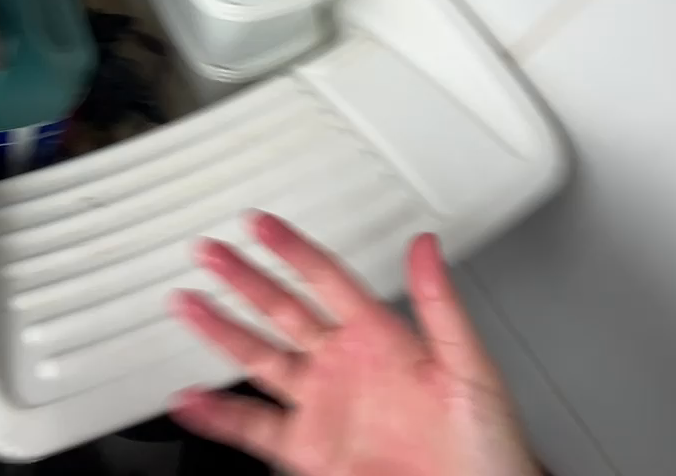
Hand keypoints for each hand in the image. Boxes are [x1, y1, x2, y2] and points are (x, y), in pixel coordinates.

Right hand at [169, 214, 536, 475]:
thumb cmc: (489, 454)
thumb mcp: (471, 373)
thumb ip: (441, 308)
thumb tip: (425, 246)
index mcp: (377, 337)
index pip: (325, 278)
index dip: (290, 248)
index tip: (258, 222)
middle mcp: (341, 363)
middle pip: (280, 309)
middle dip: (241, 278)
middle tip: (208, 251)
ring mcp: (321, 406)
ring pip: (258, 357)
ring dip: (219, 330)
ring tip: (186, 303)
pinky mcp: (309, 451)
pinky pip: (252, 428)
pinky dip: (217, 416)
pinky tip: (191, 401)